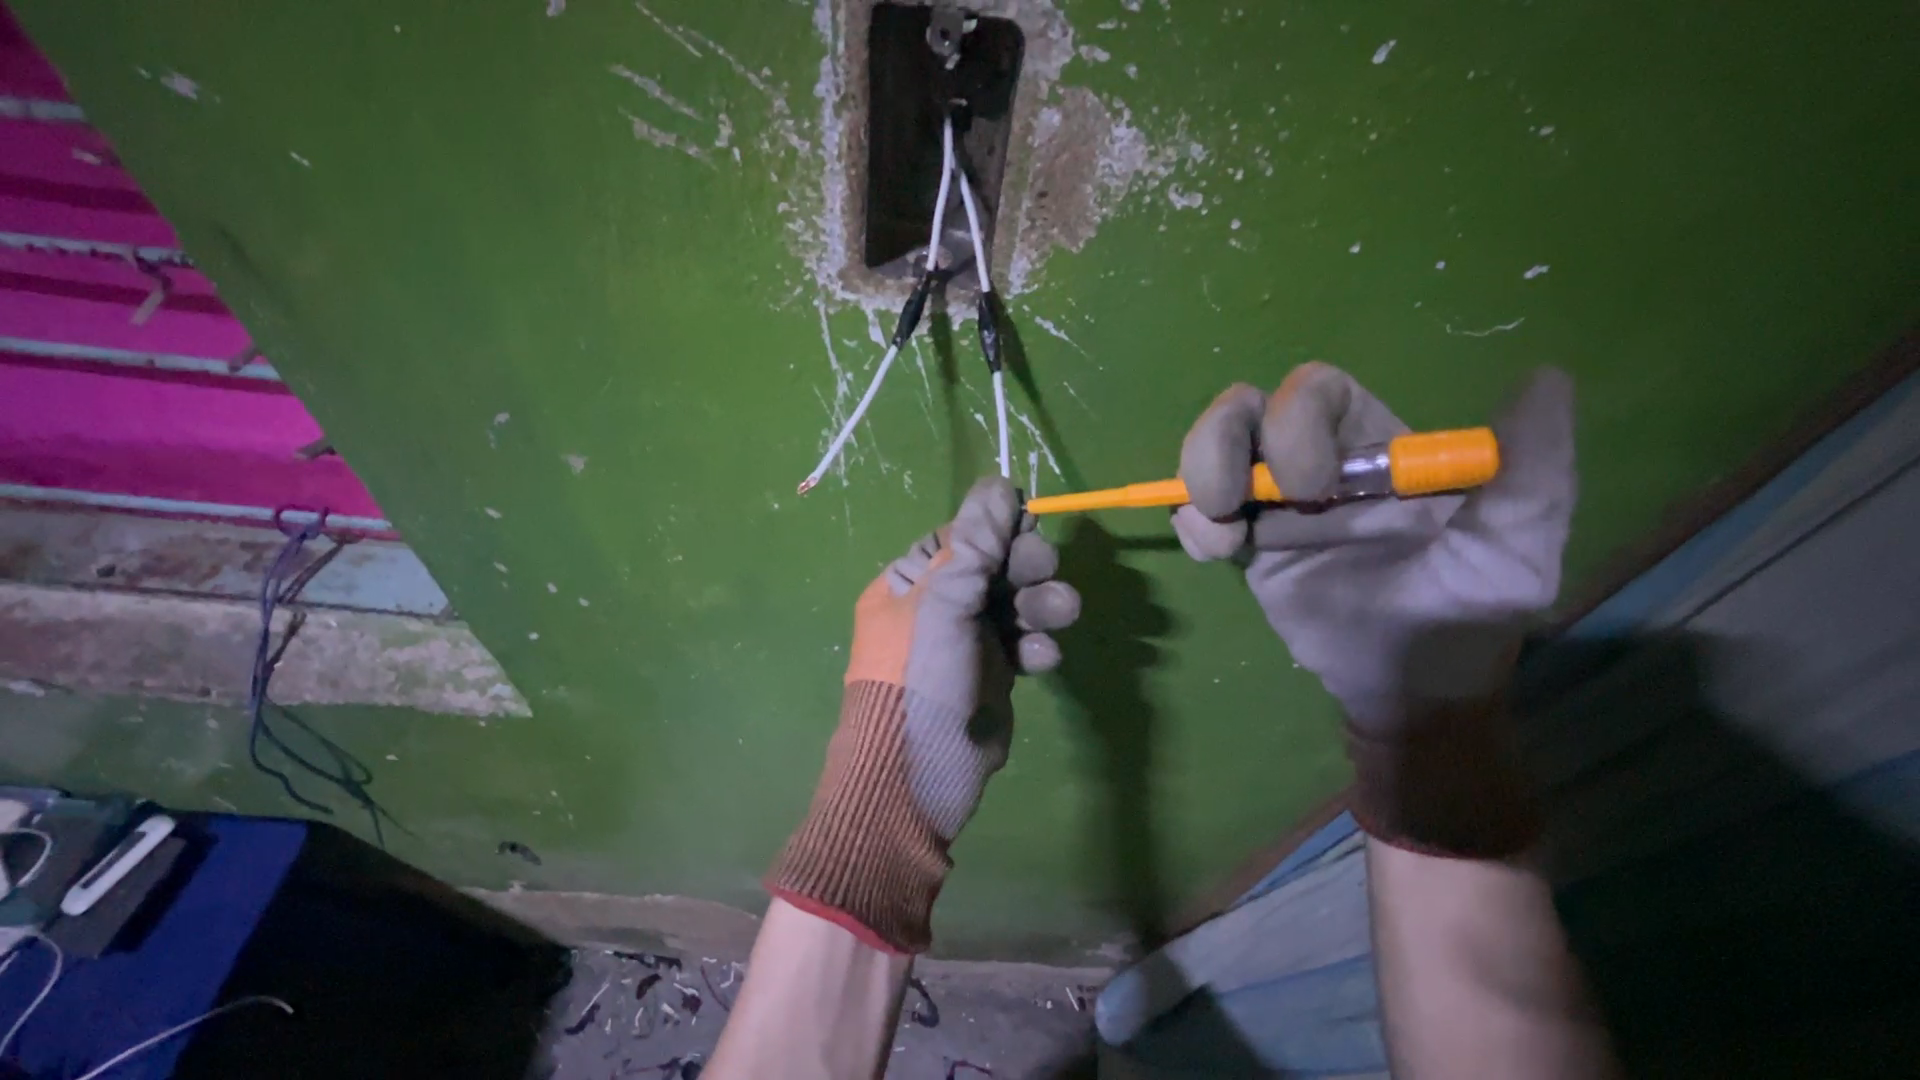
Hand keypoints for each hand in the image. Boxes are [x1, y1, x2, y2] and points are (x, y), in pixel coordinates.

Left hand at [768, 477, 1079, 951]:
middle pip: (995, 568)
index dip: (999, 530)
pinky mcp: (991, 675)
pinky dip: (1036, 648)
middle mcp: (936, 606)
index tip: (1032, 528)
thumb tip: (1000, 483)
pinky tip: (1041, 662)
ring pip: (1015, 606)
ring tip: (1062, 615)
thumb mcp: (945, 599)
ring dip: (1041, 607)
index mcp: (910, 581)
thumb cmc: (919, 675)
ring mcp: (965, 642)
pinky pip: (1021, 646)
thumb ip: (976, 541)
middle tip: (1047, 574)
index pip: (962, 536)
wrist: (914, 773)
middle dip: (1027, 569)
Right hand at [1173, 362, 1576, 855]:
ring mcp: (1272, 504)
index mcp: (1374, 446)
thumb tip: (1545, 376)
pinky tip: (1216, 554)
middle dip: (1227, 445)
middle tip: (1247, 507)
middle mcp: (1314, 461)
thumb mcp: (1514, 549)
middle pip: (1244, 409)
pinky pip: (1194, 511)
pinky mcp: (1246, 544)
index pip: (1314, 389)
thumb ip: (1532, 470)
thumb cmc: (1465, 614)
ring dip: (1200, 477)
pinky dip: (1191, 524)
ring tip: (1223, 536)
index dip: (1294, 418)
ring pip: (1209, 448)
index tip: (1313, 485)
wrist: (1406, 688)